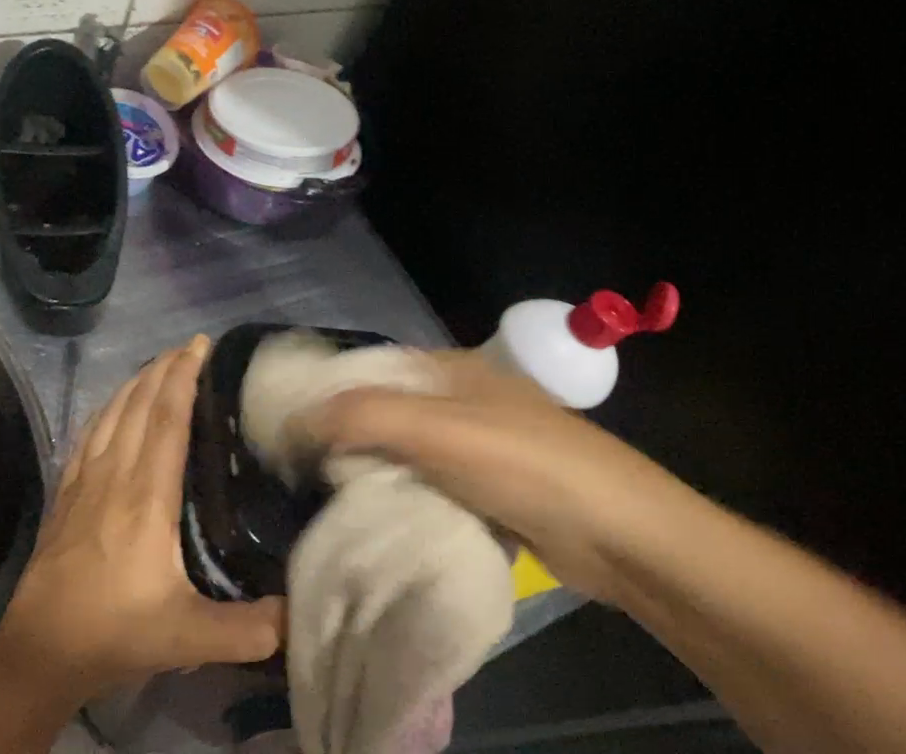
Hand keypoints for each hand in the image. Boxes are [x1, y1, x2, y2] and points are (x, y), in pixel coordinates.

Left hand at [0, 336, 284, 702]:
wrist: (42, 647)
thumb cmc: (116, 633)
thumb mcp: (192, 637)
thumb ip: (252, 629)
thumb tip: (302, 615)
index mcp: (147, 497)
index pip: (168, 420)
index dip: (184, 378)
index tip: (200, 345)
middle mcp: (114, 476)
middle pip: (139, 406)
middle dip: (164, 369)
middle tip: (189, 347)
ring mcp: (84, 482)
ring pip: (111, 415)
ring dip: (135, 384)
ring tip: (157, 366)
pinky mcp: (64, 494)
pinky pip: (87, 436)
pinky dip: (105, 410)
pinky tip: (112, 408)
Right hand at [301, 350, 685, 602]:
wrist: (621, 537)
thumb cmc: (524, 465)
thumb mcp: (436, 429)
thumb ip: (361, 416)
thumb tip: (293, 421)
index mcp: (447, 368)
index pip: (365, 370)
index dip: (324, 393)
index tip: (283, 428)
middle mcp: (457, 399)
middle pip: (380, 413)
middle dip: (342, 439)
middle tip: (300, 472)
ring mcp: (474, 446)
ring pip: (400, 454)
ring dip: (370, 475)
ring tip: (326, 499)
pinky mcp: (487, 491)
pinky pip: (425, 488)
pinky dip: (401, 500)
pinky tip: (376, 519)